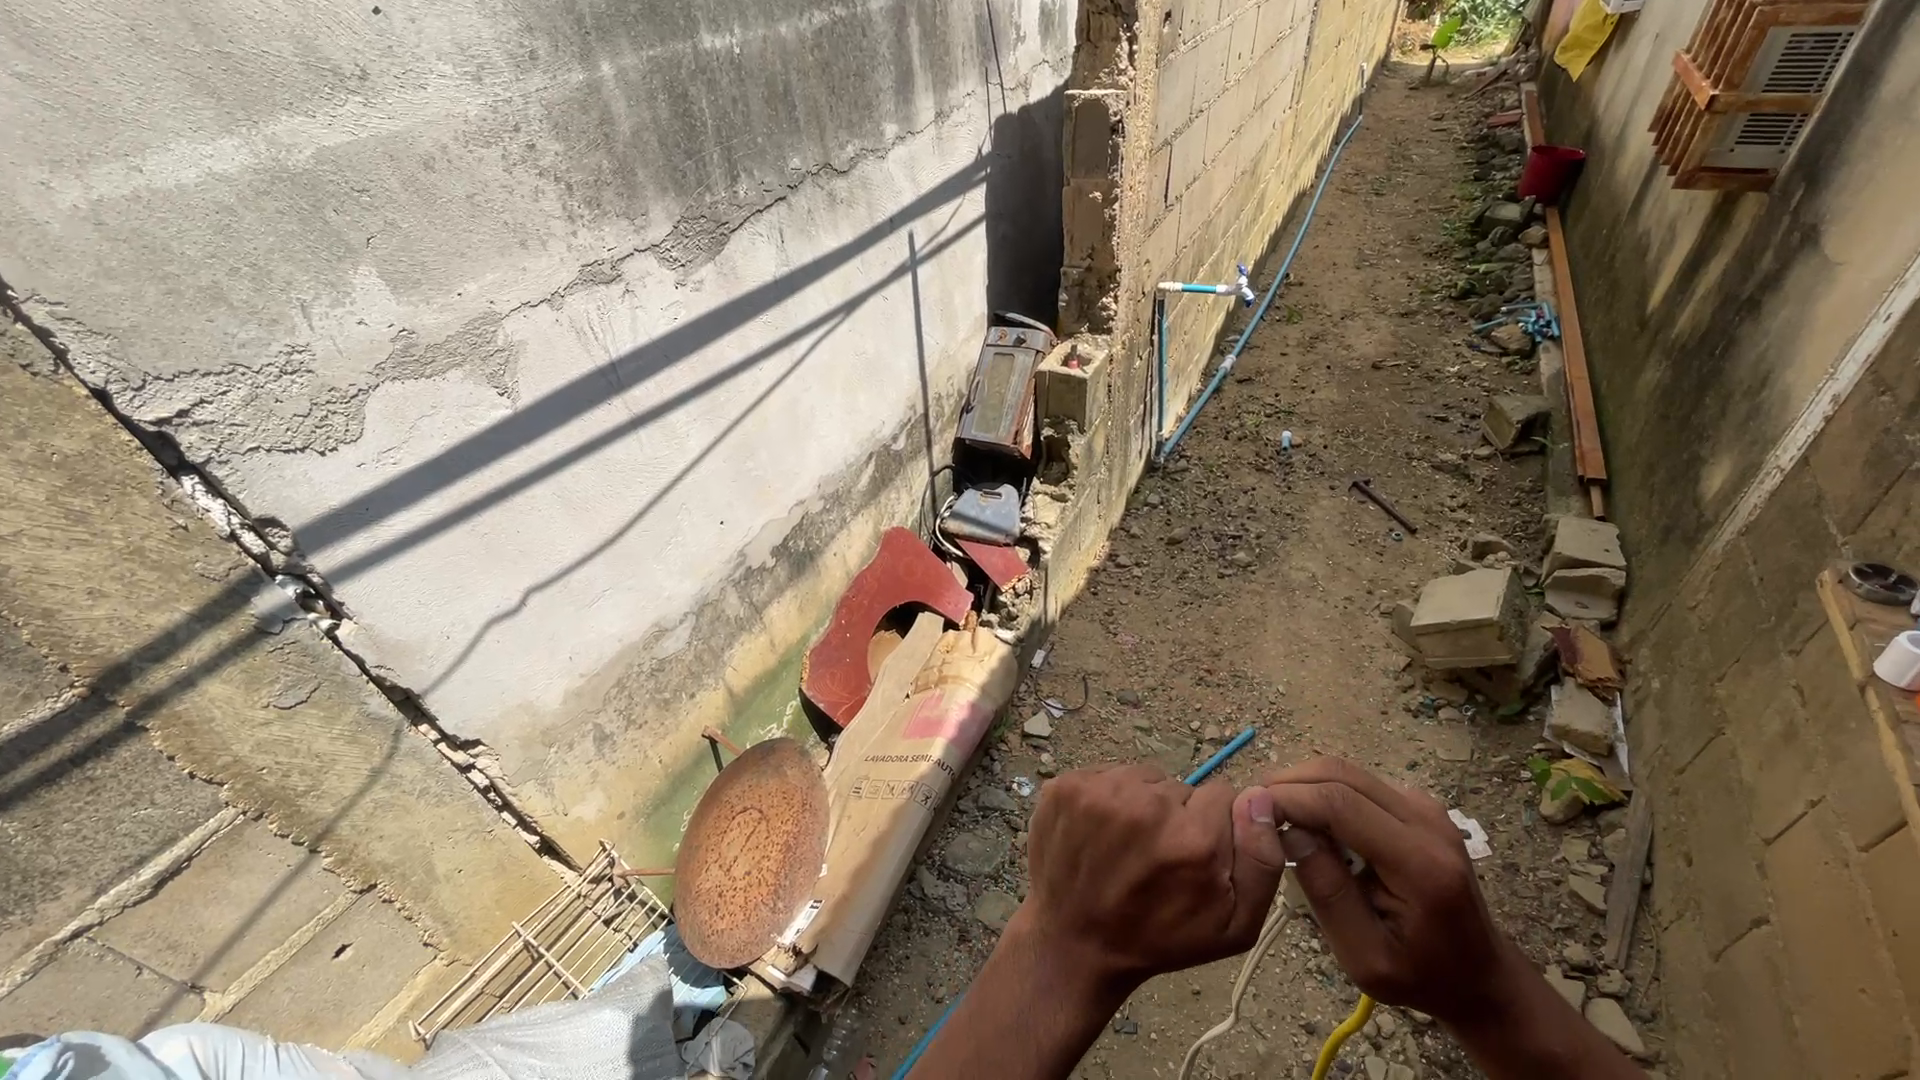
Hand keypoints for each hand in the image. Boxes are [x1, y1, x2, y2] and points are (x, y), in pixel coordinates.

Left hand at [1020, 764, 1287, 988]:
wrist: (1073, 943)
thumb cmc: (1160, 938)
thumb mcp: (1235, 926)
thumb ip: (1262, 860)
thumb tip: (1260, 798)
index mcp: (1193, 837)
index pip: (1224, 795)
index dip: (1214, 825)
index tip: (1193, 854)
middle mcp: (1146, 804)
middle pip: (1180, 786)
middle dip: (1177, 815)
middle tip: (1156, 857)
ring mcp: (1099, 791)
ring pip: (1142, 778)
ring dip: (1141, 804)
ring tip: (1126, 846)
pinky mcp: (1066, 785)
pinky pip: (1106, 776)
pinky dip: (1106, 799)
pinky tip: (1100, 835)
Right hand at [1261, 758, 1522, 1024]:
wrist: (1481, 975)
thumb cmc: (1420, 975)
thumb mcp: (1364, 957)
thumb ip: (1327, 894)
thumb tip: (1288, 833)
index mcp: (1420, 863)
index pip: (1339, 803)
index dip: (1287, 798)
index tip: (1249, 813)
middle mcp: (1428, 821)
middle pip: (1340, 774)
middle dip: (1287, 783)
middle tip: (1251, 811)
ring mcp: (1426, 807)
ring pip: (1345, 770)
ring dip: (1302, 785)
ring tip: (1273, 816)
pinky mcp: (1418, 803)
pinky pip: (1357, 781)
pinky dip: (1321, 790)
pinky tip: (1307, 821)